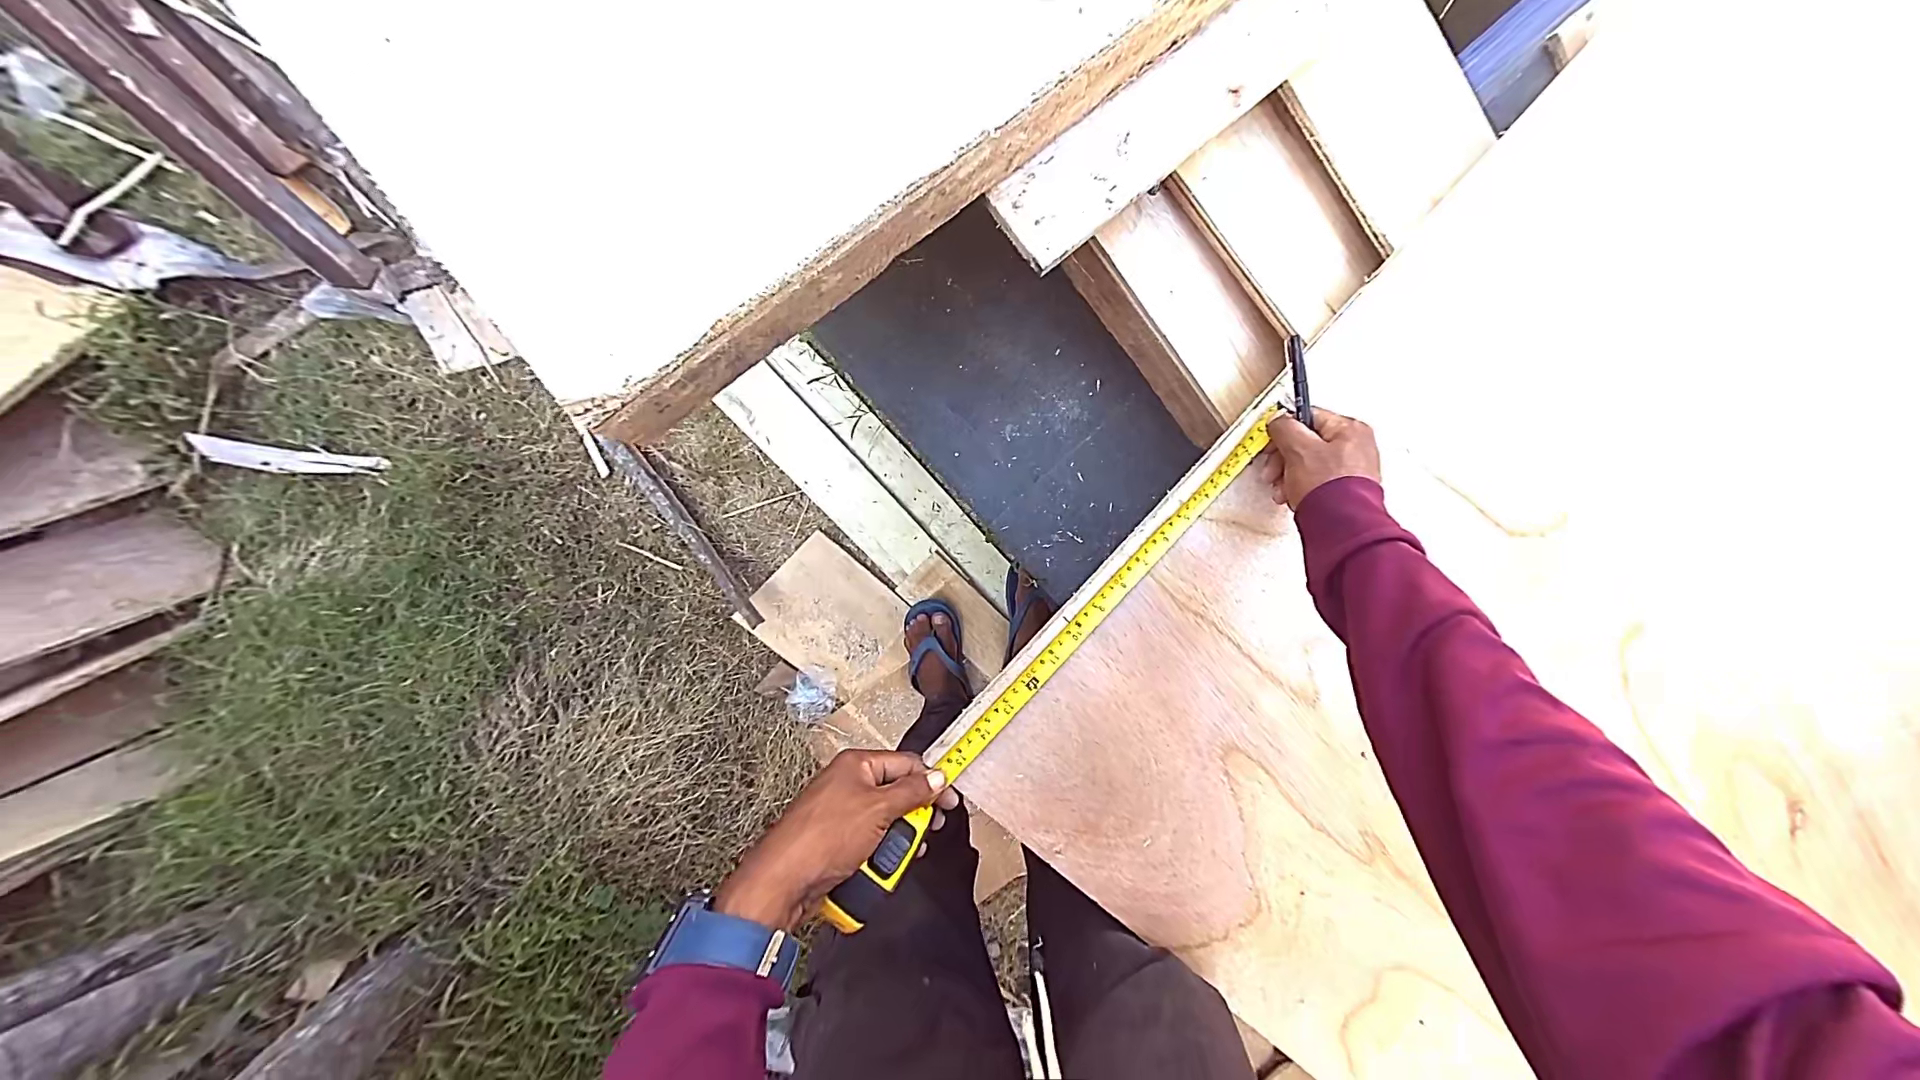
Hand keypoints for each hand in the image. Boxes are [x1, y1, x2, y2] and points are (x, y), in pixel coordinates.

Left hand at [712, 749, 961, 929]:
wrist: (783, 882)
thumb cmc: (819, 838)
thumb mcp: (878, 809)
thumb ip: (912, 792)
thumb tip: (936, 778)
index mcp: (857, 765)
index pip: (906, 764)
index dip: (930, 782)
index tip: (948, 801)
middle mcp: (849, 784)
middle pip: (898, 795)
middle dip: (913, 818)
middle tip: (924, 833)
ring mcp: (842, 814)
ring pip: (887, 824)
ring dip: (896, 844)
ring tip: (892, 857)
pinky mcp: (838, 842)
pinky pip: (871, 844)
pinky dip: (878, 857)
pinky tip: (879, 869)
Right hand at [1263, 407, 1381, 510]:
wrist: (1340, 525)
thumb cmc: (1328, 488)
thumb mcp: (1298, 448)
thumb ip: (1285, 428)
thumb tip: (1278, 420)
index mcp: (1350, 429)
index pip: (1308, 417)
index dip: (1284, 430)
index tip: (1271, 440)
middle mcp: (1356, 446)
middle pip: (1306, 442)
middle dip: (1283, 458)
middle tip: (1273, 469)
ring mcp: (1352, 469)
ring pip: (1308, 463)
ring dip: (1287, 474)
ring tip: (1282, 488)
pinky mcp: (1345, 488)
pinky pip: (1315, 480)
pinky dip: (1299, 486)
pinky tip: (1293, 495)